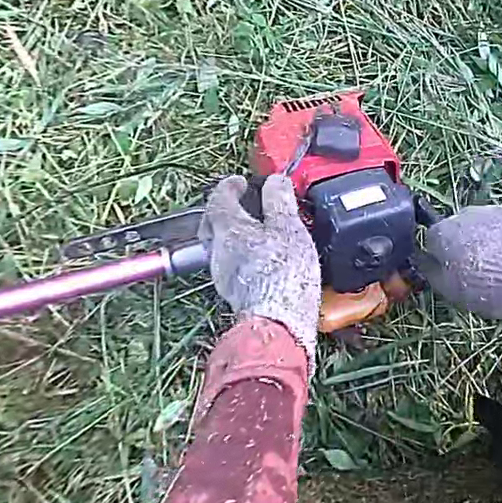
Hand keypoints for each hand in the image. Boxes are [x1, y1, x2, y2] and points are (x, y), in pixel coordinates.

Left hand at [200, 174, 320, 362]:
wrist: (279, 321)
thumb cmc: (283, 274)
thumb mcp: (288, 227)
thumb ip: (279, 201)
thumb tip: (275, 182)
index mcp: (228, 227)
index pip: (219, 197)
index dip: (229, 185)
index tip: (239, 181)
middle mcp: (217, 249)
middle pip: (213, 221)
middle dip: (224, 209)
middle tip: (241, 204)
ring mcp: (222, 272)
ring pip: (220, 244)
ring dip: (233, 233)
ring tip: (254, 230)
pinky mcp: (232, 290)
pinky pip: (230, 263)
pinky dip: (240, 253)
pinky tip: (259, 257)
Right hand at [414, 196, 501, 335]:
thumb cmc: (488, 290)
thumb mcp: (448, 288)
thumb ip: (430, 268)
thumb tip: (422, 258)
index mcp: (443, 232)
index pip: (434, 237)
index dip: (445, 253)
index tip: (457, 266)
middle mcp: (466, 213)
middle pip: (463, 225)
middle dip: (471, 240)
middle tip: (486, 265)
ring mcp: (498, 208)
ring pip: (492, 220)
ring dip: (497, 234)